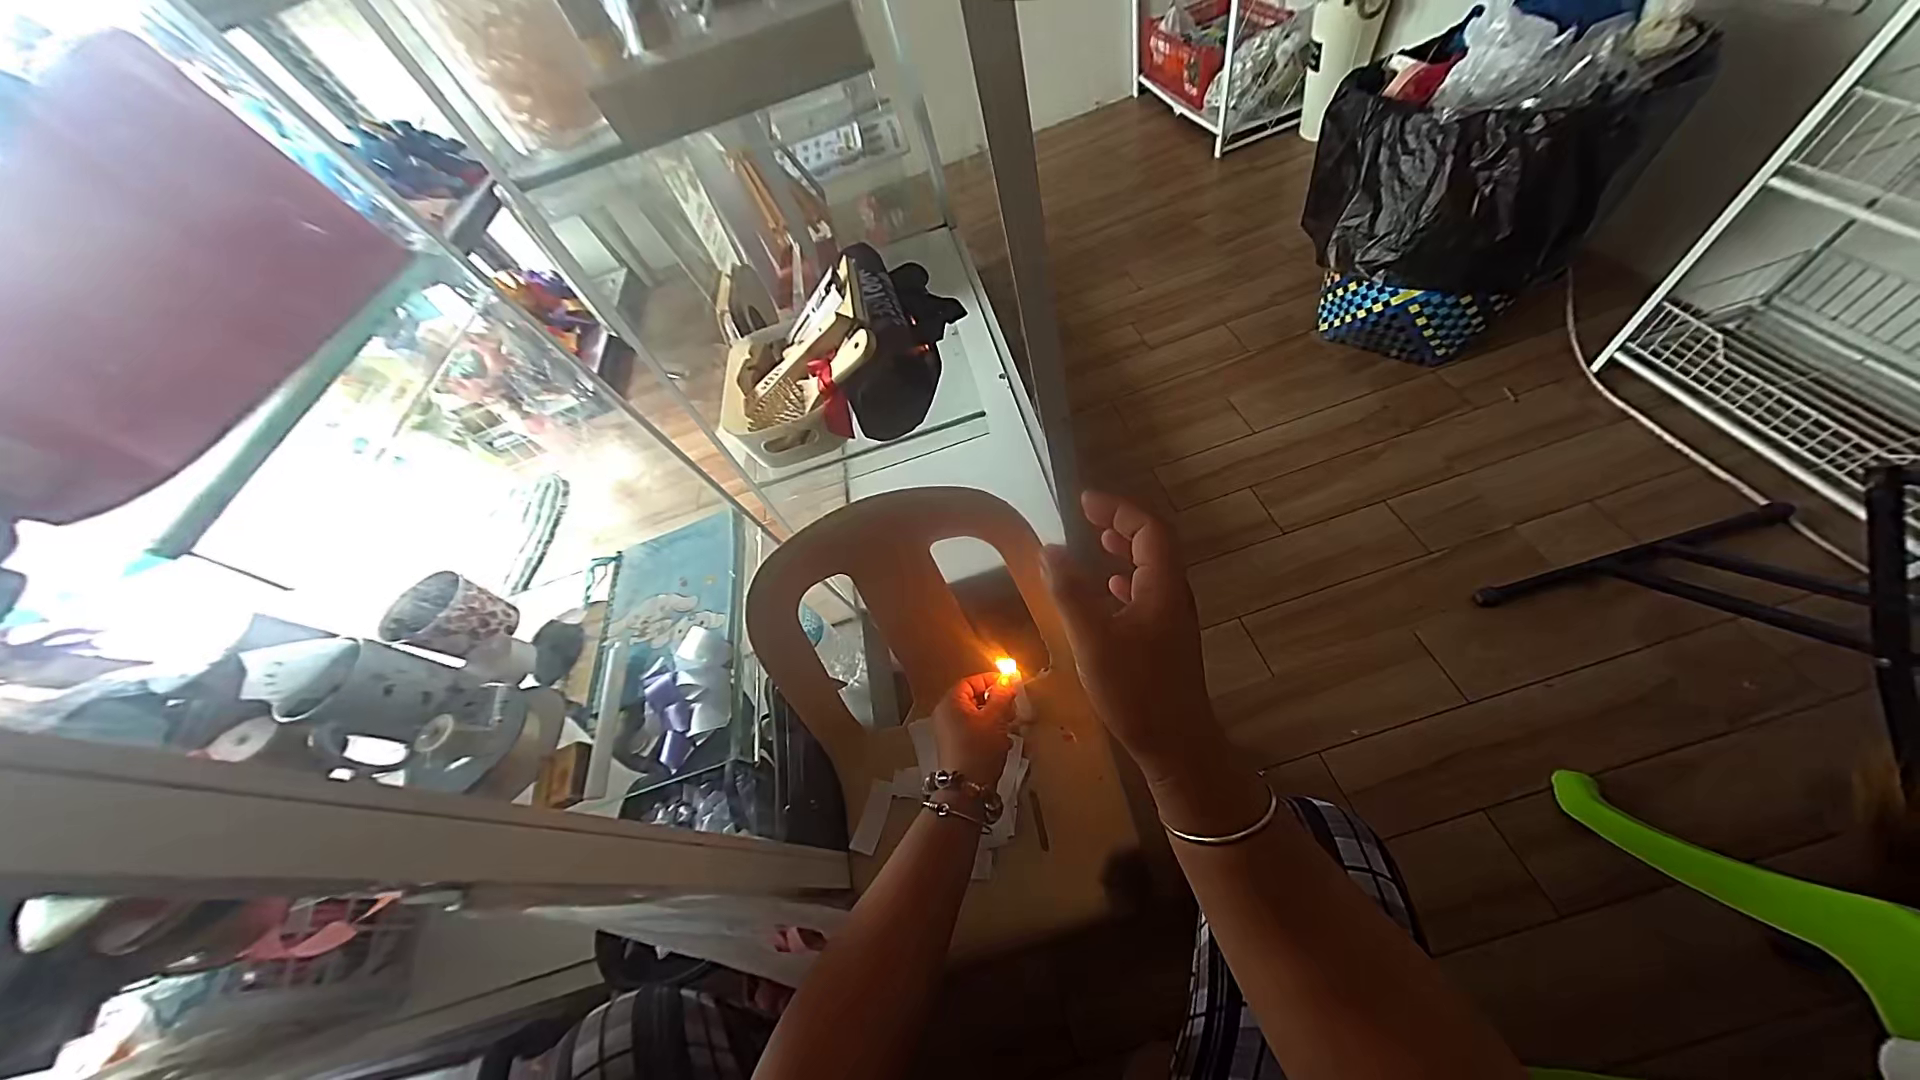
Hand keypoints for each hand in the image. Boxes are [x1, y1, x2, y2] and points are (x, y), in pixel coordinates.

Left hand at [931, 673, 1016, 785]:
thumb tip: (1007, 680)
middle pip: (973, 698)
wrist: (966, 790)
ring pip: (976, 716)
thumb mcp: (995, 719)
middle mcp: (945, 714)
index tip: (1011, 685)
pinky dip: (989, 732)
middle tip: (1013, 708)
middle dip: (996, 701)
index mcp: (951, 702)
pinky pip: (974, 731)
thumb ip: (1002, 696)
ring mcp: (948, 732)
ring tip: (1011, 726)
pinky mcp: (955, 748)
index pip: (971, 681)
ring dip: (996, 718)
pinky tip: (1003, 742)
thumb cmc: (980, 748)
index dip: (992, 680)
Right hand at [1042, 491, 1219, 783]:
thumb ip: (1071, 593)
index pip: (1149, 530)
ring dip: (1125, 550)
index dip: (1118, 509)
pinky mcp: (1166, 639)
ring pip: (1152, 570)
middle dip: (1122, 524)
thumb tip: (1049, 550)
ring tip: (1097, 542)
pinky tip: (1109, 591)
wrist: (1176, 745)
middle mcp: (1174, 596)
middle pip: (1154, 545)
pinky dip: (1126, 580)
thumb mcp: (1094, 641)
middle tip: (1089, 517)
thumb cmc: (1137, 692)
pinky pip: (1148, 594)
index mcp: (1163, 588)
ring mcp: (1172, 618)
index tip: (1085, 502)